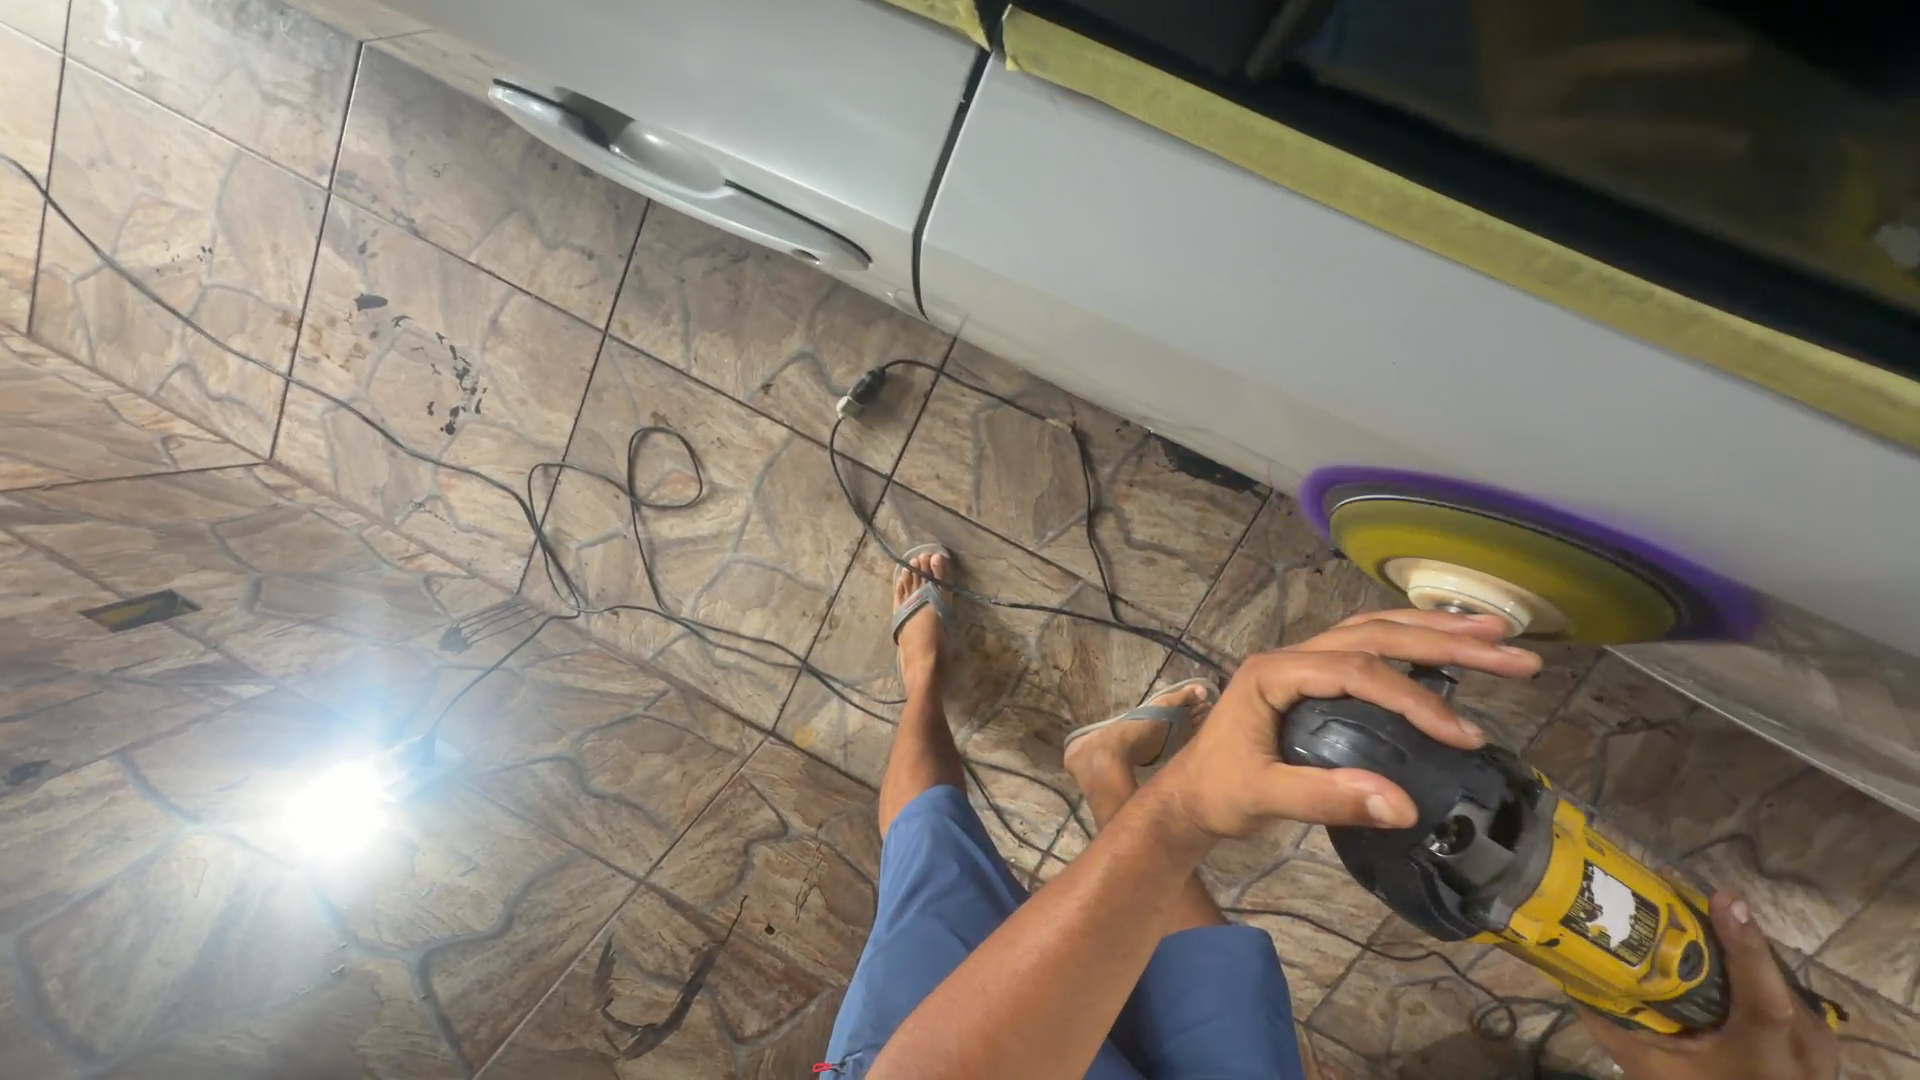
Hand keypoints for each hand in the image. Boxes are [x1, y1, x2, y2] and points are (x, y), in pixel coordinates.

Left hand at [1152, 609, 1540, 837]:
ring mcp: (1298, 664)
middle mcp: (1287, 657)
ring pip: (1370, 631)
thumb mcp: (1262, 797)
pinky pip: (1364, 648)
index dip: (1413, 699)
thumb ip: (1323, 798)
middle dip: (1445, 641)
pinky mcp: (1310, 679)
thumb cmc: (1217, 792)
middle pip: (1372, 635)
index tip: (1465, 734)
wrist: (1188, 794)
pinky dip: (1408, 646)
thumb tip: (1401, 806)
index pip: (1355, 671)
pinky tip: (1444, 650)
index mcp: (1271, 674)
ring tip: (1496, 633)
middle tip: (1515, 654)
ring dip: (1432, 631)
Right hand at [1581, 892, 1839, 1079]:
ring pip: (1772, 972)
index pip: (1764, 999)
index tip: (1725, 898)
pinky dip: (1745, 962)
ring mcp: (1820, 1036)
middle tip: (1676, 891)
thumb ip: (1609, 1021)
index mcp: (1767, 1056)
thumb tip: (1568, 964)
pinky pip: (1776, 983)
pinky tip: (1712, 949)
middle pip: (1765, 972)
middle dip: (1725, 930)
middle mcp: (1805, 1043)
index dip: (1745, 946)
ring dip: (1732, 943)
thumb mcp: (1649, 1068)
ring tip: (1687, 911)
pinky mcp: (1818, 1031)